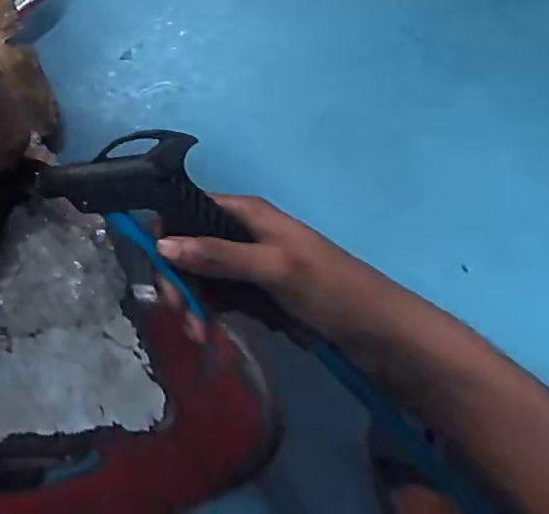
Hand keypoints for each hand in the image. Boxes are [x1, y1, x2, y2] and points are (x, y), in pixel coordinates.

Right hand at [156, 195, 419, 349]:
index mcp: (244, 212)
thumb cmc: (332, 290)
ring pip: (200, 274)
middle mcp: (240, 232)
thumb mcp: (274, 268)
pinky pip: (219, 296)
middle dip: (178, 277)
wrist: (389, 339)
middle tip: (179, 311)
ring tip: (198, 332)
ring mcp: (248, 263)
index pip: (185, 210)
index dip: (165, 234)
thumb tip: (161, 244)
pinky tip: (209, 332)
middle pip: (188, 246)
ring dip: (192, 300)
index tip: (159, 268)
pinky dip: (210, 312)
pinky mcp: (256, 292)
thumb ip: (217, 255)